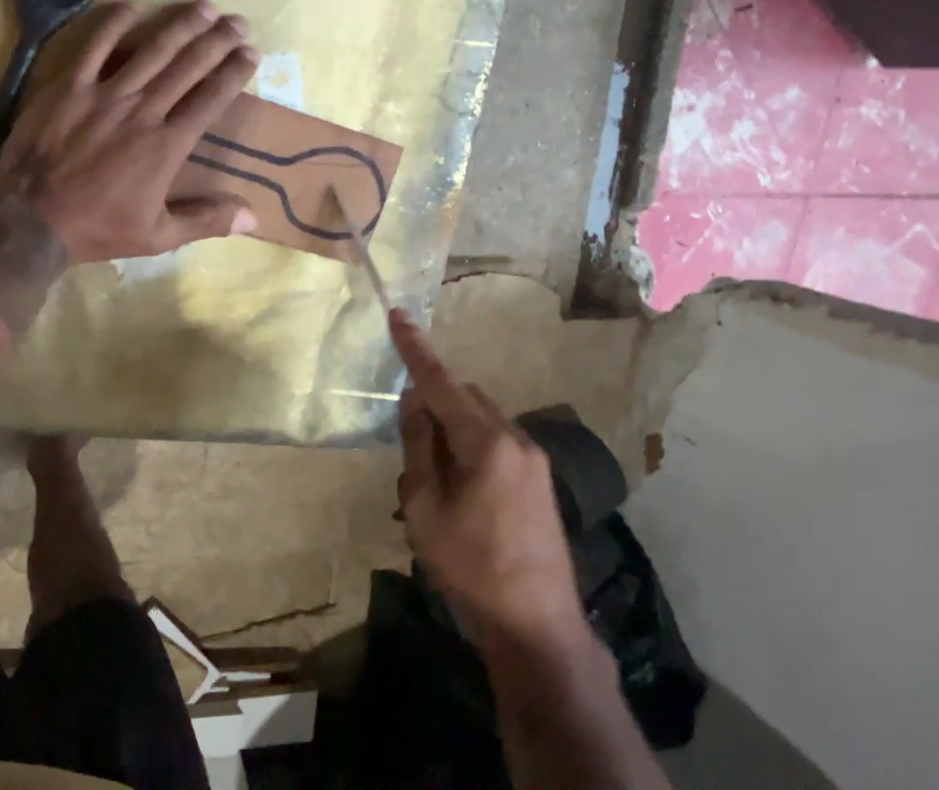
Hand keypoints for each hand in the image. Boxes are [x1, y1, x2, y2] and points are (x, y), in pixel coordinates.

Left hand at [0, 0, 260, 263]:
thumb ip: (206, 221)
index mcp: (167, 145)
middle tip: (239, 22)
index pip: (212, 97)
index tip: (251, 52)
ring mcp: (104, 94)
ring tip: (205, 7)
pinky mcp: (69, 86)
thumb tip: (254, 217)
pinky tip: (137, 6)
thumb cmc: (96, 229)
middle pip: (189, 64)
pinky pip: (96, 44)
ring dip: (182, 24)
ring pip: (152, 48)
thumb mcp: (157, 237)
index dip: (235, 71)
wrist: (33, 221)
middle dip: (219, 39)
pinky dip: (118, 22)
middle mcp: (143, 110)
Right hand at [388, 308, 585, 650]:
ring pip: (481, 422)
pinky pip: (496, 444)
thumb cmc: (469, 565)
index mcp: (487, 442)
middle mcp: (517, 440)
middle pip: (466, 399)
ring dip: (451, 428)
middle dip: (433, 401)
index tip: (398, 315)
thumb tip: (414, 402)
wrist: (535, 623)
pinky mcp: (540, 482)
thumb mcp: (425, 506)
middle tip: (405, 435)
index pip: (443, 383)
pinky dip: (469, 447)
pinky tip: (455, 487)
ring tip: (428, 474)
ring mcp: (534, 461)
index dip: (416, 350)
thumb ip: (418, 447)